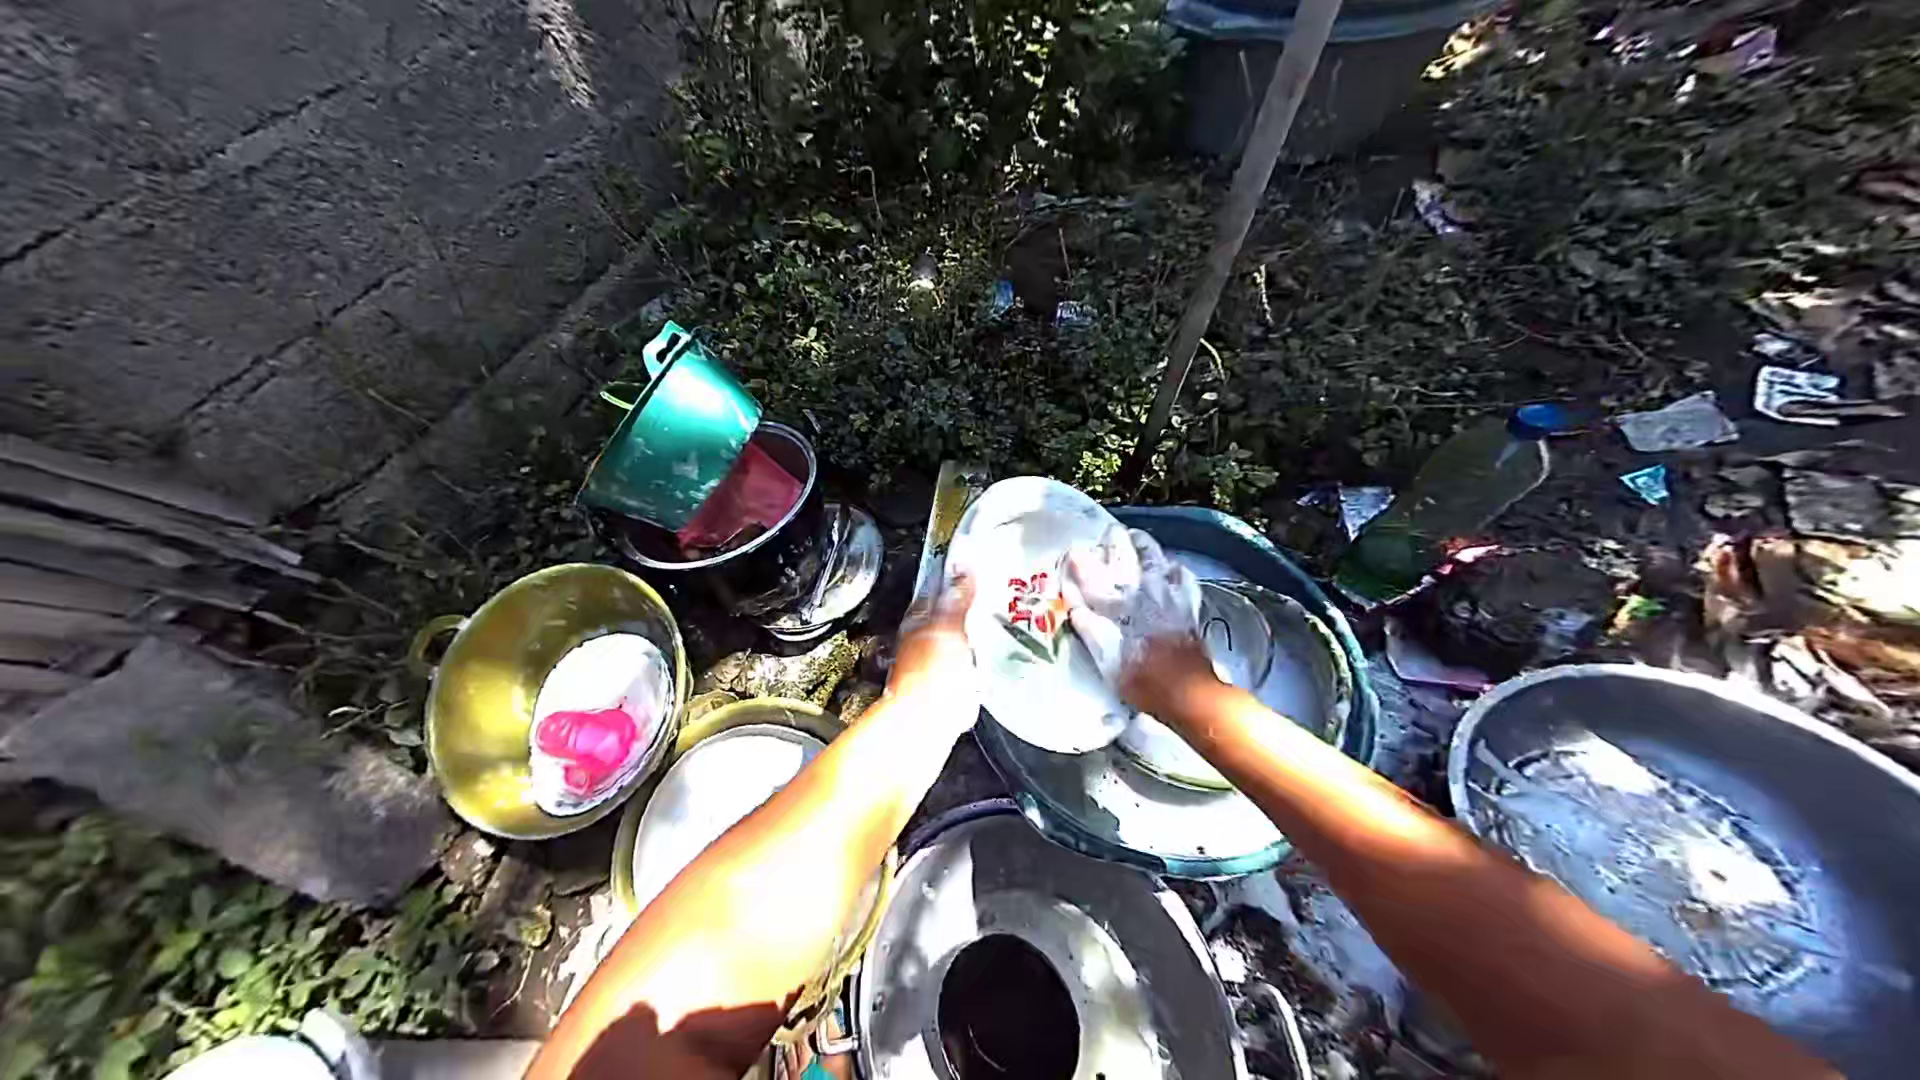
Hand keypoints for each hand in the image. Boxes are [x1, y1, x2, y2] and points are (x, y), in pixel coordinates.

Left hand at [882, 571, 978, 739]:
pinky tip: (988, 662)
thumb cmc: (931, 676)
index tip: (972, 570)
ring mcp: (932, 667)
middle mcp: (920, 643)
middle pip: (944, 617)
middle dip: (965, 608)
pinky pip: (964, 667)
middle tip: (989, 596)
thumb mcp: (950, 627)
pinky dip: (975, 662)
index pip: (935, 590)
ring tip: (995, 626)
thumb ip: (957, 599)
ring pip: (954, 642)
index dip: (953, 579)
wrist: (926, 724)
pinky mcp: (945, 689)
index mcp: (918, 622)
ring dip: (971, 635)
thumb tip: (963, 570)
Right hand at [1063, 527, 1212, 715]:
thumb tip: (1076, 608)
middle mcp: (1142, 593)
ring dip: (1144, 546)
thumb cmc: (1142, 680)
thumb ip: (1090, 630)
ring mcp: (1168, 596)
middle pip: (1126, 557)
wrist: (1188, 692)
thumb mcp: (1105, 660)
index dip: (1081, 563)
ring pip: (1155, 559)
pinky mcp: (1188, 605)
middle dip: (1114, 542)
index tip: (1073, 552)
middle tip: (1108, 533)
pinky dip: (1176, 569)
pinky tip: (1172, 567)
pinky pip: (1183, 578)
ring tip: (1136, 537)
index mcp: (1117, 607)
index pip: (1093, 578)